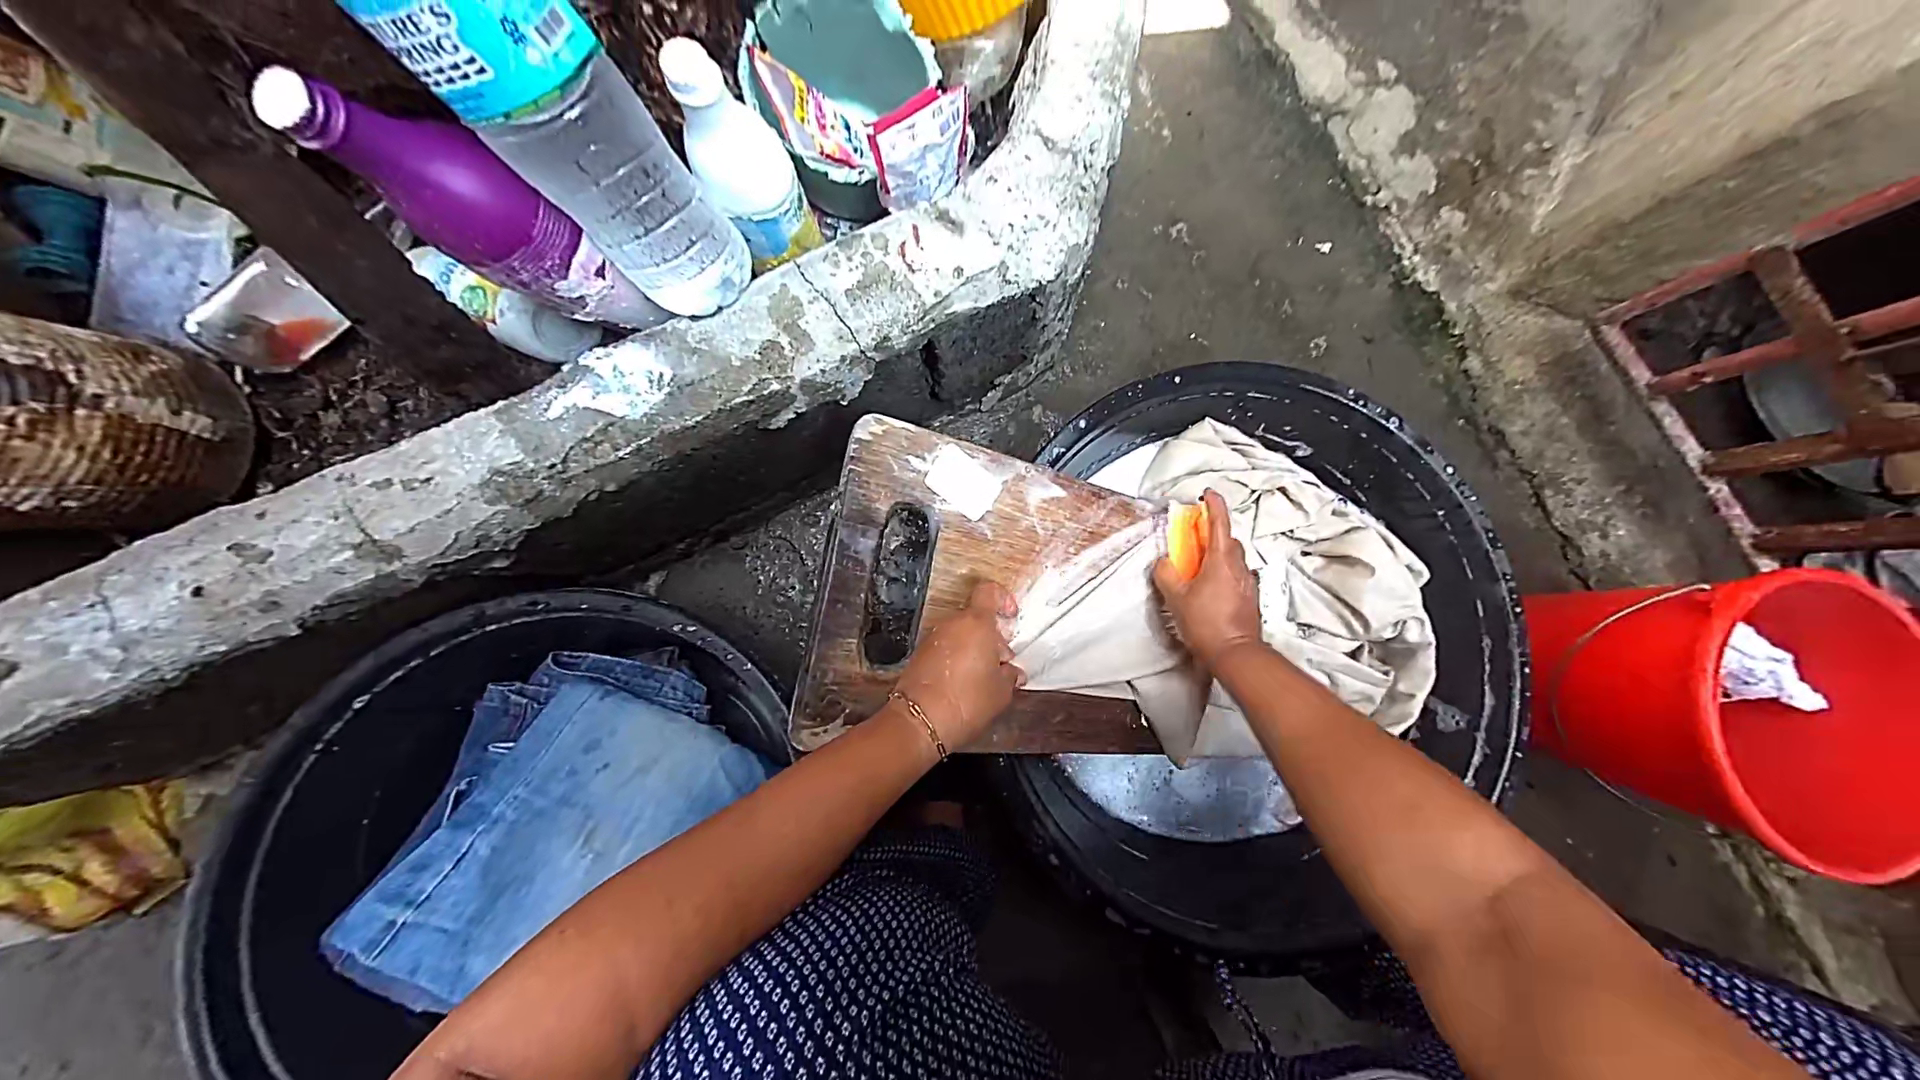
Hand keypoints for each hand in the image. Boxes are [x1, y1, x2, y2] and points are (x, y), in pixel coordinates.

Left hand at [893, 581, 1024, 749]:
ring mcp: (933, 639)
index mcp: (976, 623)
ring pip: (961, 633)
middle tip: (1003, 662)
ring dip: (975, 649)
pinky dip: (958, 659)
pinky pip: (946, 648)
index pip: (989, 592)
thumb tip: (1011, 673)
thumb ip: (1010, 675)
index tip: (1010, 615)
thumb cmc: (964, 702)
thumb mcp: (1001, 691)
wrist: (920, 721)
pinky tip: (966, 684)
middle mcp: (952, 624)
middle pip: (976, 618)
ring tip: (985, 678)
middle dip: (992, 636)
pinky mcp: (921, 655)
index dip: (1003, 598)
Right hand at [1152, 489, 1262, 667]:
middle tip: (1194, 533)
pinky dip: (1222, 572)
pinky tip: (1209, 585)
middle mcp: (1239, 567)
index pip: (1220, 523)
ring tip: (1198, 562)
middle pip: (1228, 540)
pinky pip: (1235, 575)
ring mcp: (1247, 583)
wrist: (1234, 653)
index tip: (1208, 495)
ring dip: (1217, 553)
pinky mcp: (1249, 598)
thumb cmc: (1208, 625)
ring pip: (1232, 558)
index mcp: (1221, 560)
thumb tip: (1163, 563)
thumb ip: (1166, 573)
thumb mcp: (1175, 597)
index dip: (1214, 505)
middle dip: (1212, 532)